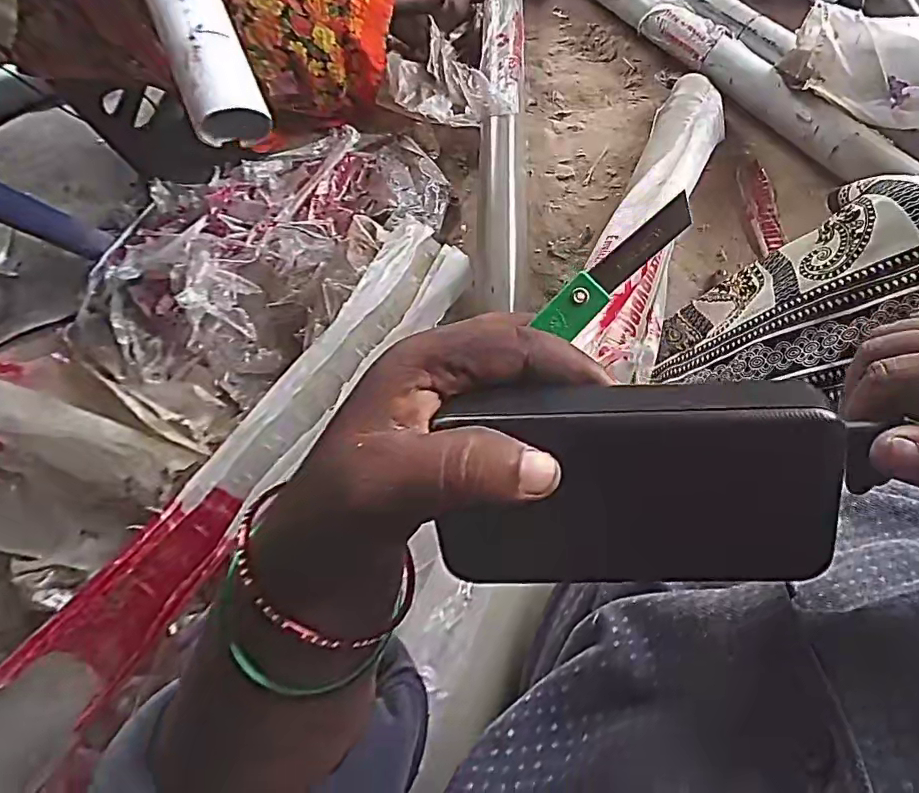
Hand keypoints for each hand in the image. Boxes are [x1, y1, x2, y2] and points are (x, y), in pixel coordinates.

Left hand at [246, 314, 609, 634]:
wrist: (309, 577)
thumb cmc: (334, 521)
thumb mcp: (391, 487)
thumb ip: (463, 467)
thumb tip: (545, 466)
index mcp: (418, 361)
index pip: (507, 341)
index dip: (561, 360)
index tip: (609, 392)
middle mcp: (434, 371)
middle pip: (515, 346)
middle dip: (562, 364)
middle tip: (606, 400)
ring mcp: (444, 402)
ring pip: (514, 375)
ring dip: (553, 388)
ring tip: (593, 416)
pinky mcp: (453, 435)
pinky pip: (509, 410)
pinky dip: (540, 417)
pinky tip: (558, 443)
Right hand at [842, 314, 918, 595]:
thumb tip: (884, 448)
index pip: (896, 374)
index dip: (858, 413)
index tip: (856, 460)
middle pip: (892, 343)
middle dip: (859, 390)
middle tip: (865, 445)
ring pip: (910, 328)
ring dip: (880, 369)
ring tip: (887, 421)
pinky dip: (910, 354)